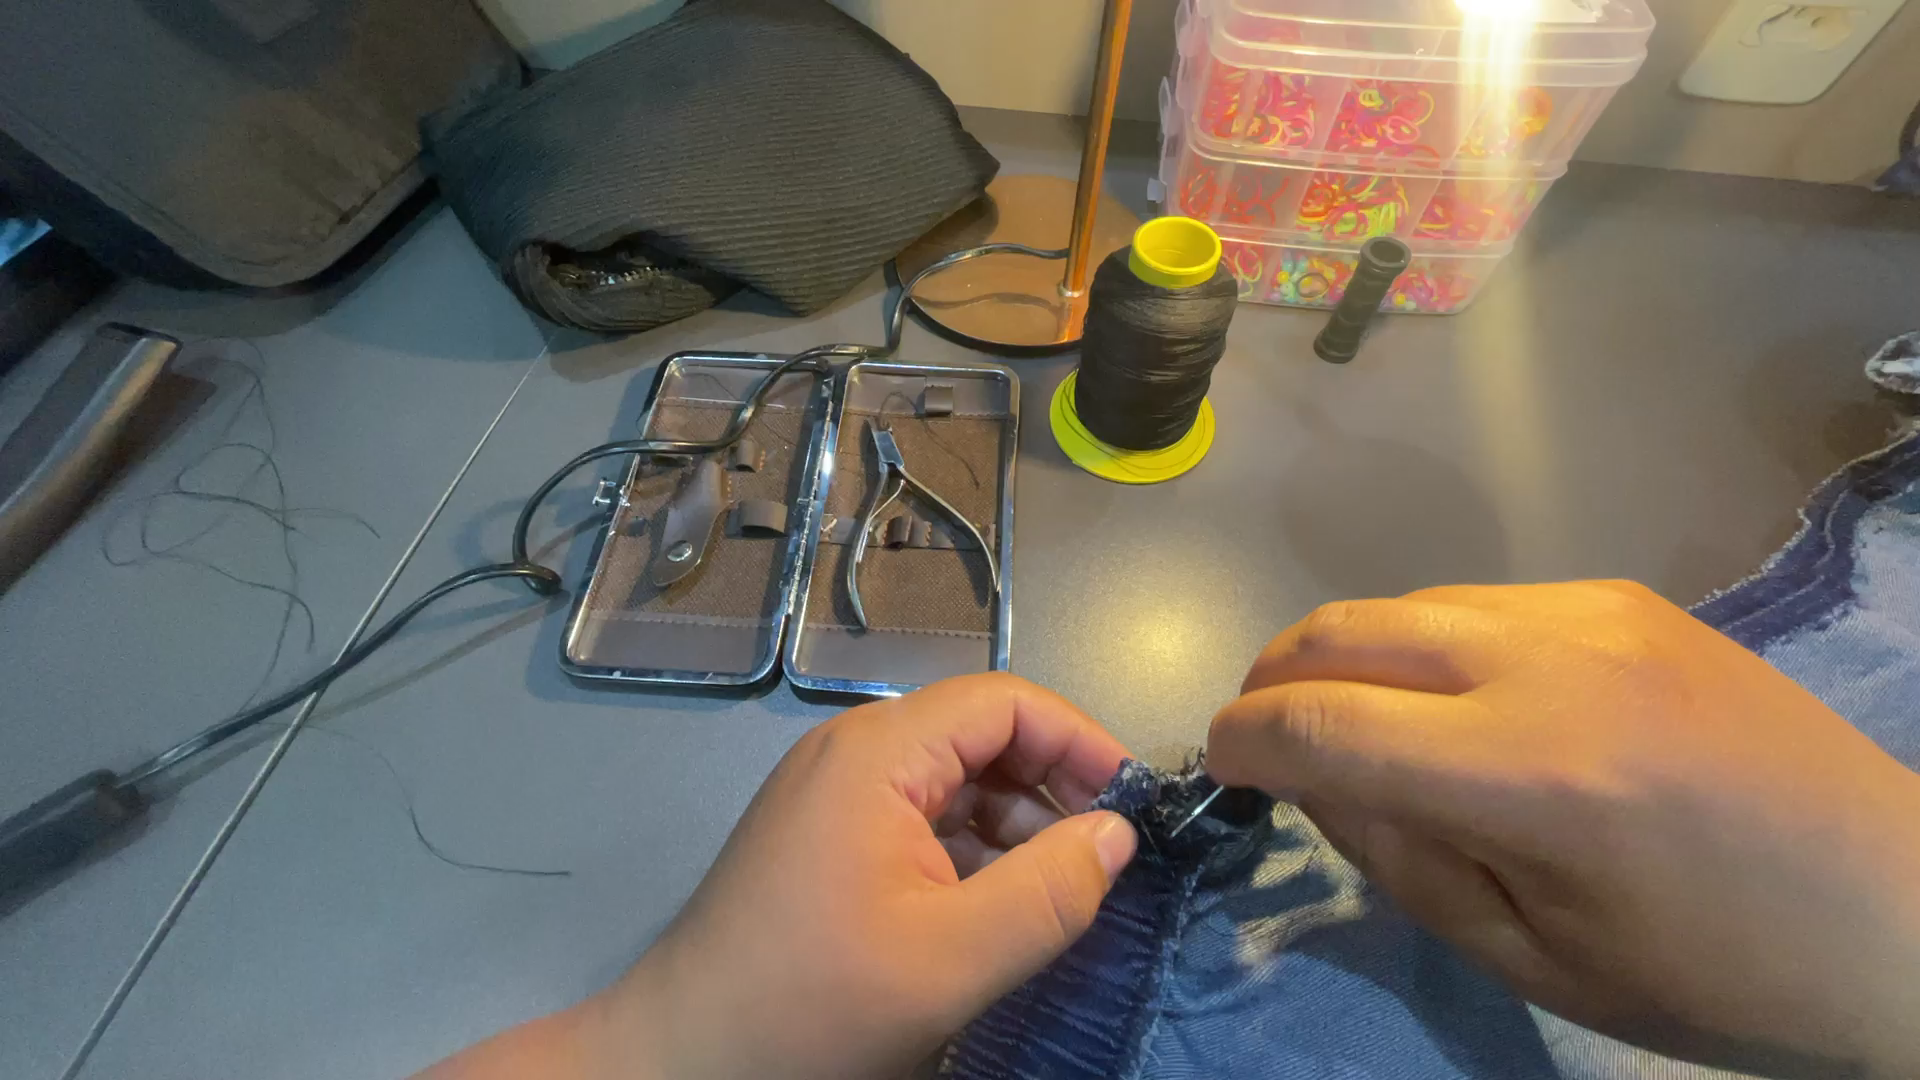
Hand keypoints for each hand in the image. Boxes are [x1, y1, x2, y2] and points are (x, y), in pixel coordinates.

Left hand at [419, 674, 1135, 1079]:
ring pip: (954, 775)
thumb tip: (1118, 833)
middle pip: (979, 732)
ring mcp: (838, 787)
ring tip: (1059, 887)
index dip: (1075, 738)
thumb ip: (1049, 893)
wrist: (678, 1062)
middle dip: (1050, 783)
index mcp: (880, 751)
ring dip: (1015, 820)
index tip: (1130, 800)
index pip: (1002, 701)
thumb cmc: (810, 1006)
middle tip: (1104, 853)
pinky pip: (922, 812)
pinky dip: (972, 845)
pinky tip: (998, 899)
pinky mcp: (830, 828)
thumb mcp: (950, 961)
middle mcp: (856, 748)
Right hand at [1207, 582, 1919, 1077]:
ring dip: (1333, 659)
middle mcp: (1554, 663)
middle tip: (1260, 730)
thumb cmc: (1714, 974)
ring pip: (1386, 608)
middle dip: (1265, 680)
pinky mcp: (1610, 593)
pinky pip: (1453, 602)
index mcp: (1540, 777)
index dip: (1242, 738)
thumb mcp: (1520, 954)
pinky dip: (1406, 646)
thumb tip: (1303, 769)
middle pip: (1336, 634)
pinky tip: (1441, 694)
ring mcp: (1586, 611)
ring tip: (1346, 713)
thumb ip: (1386, 851)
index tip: (1220, 764)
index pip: (1324, 725)